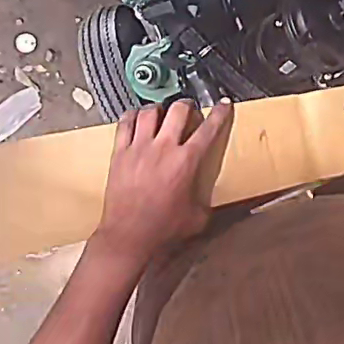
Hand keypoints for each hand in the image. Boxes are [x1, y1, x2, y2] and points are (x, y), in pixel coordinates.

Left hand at [90, 100, 233, 263]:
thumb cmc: (164, 229)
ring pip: (150, 112)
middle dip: (187, 106)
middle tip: (189, 109)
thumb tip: (210, 195)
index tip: (223, 105)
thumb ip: (206, 198)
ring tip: (162, 113)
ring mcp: (139, 148)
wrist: (130, 237)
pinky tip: (137, 118)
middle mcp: (163, 148)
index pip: (209, 128)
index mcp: (187, 161)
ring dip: (160, 109)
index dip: (219, 113)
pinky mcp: (119, 153)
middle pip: (178, 110)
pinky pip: (125, 124)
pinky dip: (132, 116)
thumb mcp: (199, 216)